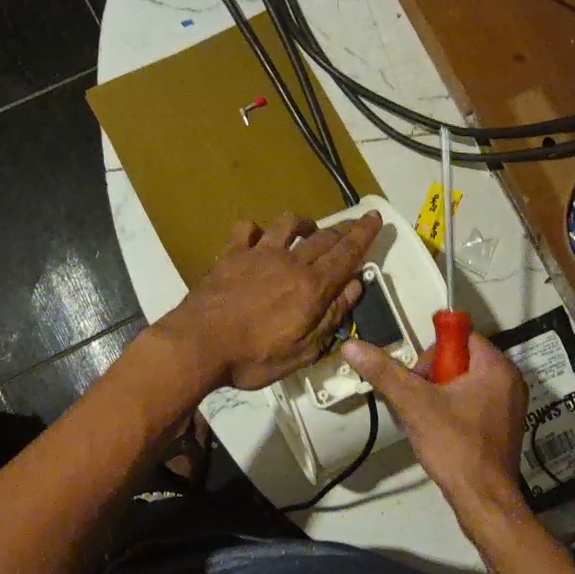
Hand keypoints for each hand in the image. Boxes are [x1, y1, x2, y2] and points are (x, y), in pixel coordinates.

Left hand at [156, 212, 382, 390]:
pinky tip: (258, 236)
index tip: (375, 216)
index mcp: (312, 287)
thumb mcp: (303, 351)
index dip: (364, 235)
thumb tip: (354, 287)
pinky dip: (257, 229)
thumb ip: (331, 317)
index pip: (346, 254)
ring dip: (304, 223)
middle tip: (354, 222)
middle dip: (343, 228)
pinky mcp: (231, 255)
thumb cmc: (254, 357)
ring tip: (309, 228)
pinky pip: (247, 230)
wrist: (199, 344)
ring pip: (287, 225)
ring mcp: (258, 254)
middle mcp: (290, 263)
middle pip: (322, 237)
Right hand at [343, 333, 530, 530]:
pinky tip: (441, 433)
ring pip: (463, 384)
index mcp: (497, 367)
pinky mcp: (503, 427)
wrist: (483, 500)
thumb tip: (352, 346)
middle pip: (460, 360)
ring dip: (439, 397)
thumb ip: (385, 372)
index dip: (432, 353)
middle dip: (433, 378)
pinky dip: (453, 412)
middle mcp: (510, 381)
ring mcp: (509, 406)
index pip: (459, 336)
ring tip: (428, 421)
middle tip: (420, 405)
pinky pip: (472, 404)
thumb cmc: (454, 446)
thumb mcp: (414, 404)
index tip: (418, 380)